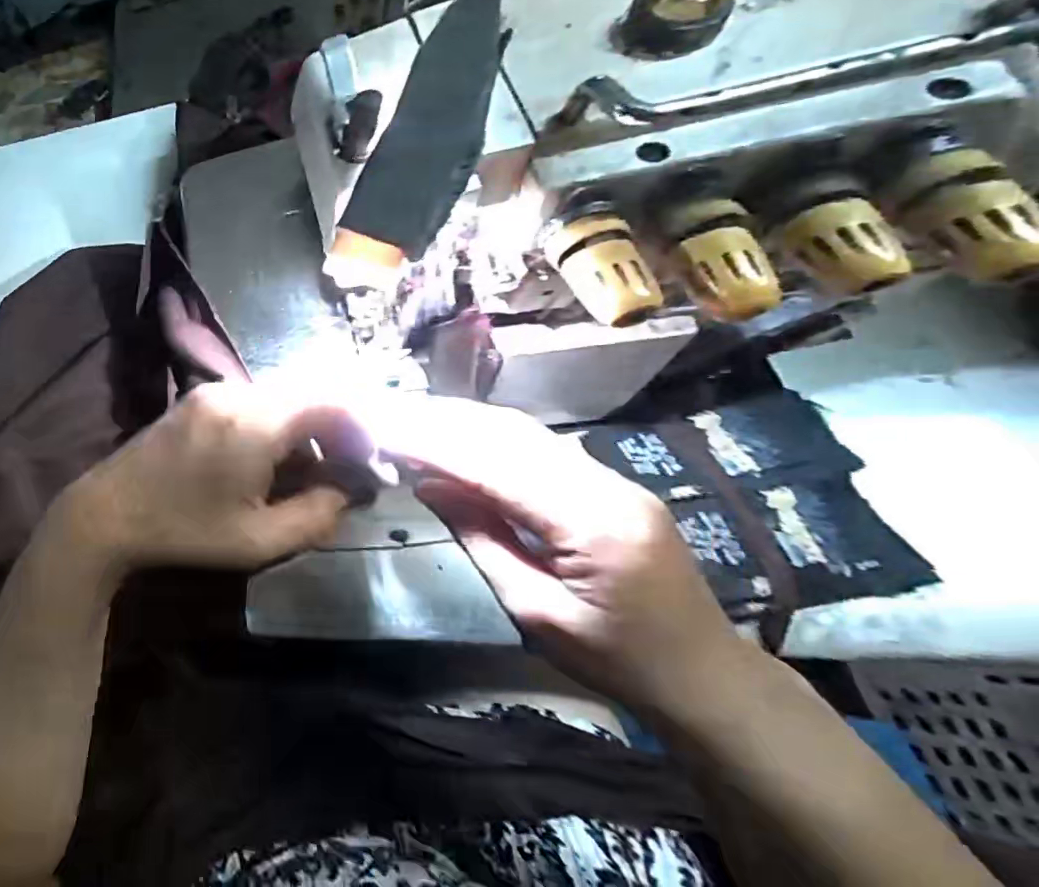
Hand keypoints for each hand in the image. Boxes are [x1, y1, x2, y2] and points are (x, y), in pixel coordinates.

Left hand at [48, 382, 352, 576]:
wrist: (106, 512)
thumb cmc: (183, 531)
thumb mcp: (258, 539)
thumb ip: (316, 515)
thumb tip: (347, 492)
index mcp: (255, 420)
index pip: (331, 403)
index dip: (362, 431)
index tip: (371, 466)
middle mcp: (234, 391)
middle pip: (305, 396)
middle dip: (333, 432)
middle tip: (341, 475)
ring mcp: (208, 391)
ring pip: (277, 397)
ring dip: (301, 429)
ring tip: (305, 474)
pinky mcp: (191, 399)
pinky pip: (249, 401)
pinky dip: (271, 424)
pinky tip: (265, 461)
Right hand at [368, 394, 751, 712]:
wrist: (706, 676)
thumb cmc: (617, 660)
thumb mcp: (535, 611)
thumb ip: (482, 539)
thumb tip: (429, 487)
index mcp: (593, 524)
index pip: (496, 468)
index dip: (434, 446)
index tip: (385, 434)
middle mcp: (608, 487)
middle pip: (512, 435)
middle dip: (444, 421)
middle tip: (389, 415)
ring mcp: (614, 480)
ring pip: (527, 433)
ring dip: (466, 421)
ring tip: (412, 417)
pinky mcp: (611, 484)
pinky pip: (542, 447)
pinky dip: (491, 436)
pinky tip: (458, 436)